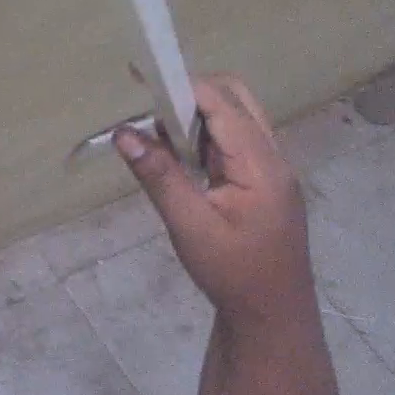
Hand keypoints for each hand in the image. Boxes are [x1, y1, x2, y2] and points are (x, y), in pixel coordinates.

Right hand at [114, 75, 316, 329]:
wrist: (272, 317)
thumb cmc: (232, 272)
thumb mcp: (188, 225)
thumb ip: (158, 175)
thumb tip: (122, 131)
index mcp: (262, 167)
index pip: (223, 105)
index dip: (181, 84)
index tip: (139, 76)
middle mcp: (272, 160)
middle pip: (237, 99)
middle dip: (190, 90)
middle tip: (147, 102)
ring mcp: (268, 170)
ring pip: (233, 117)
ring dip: (192, 113)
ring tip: (153, 133)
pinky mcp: (257, 181)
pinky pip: (229, 140)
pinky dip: (198, 133)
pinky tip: (173, 154)